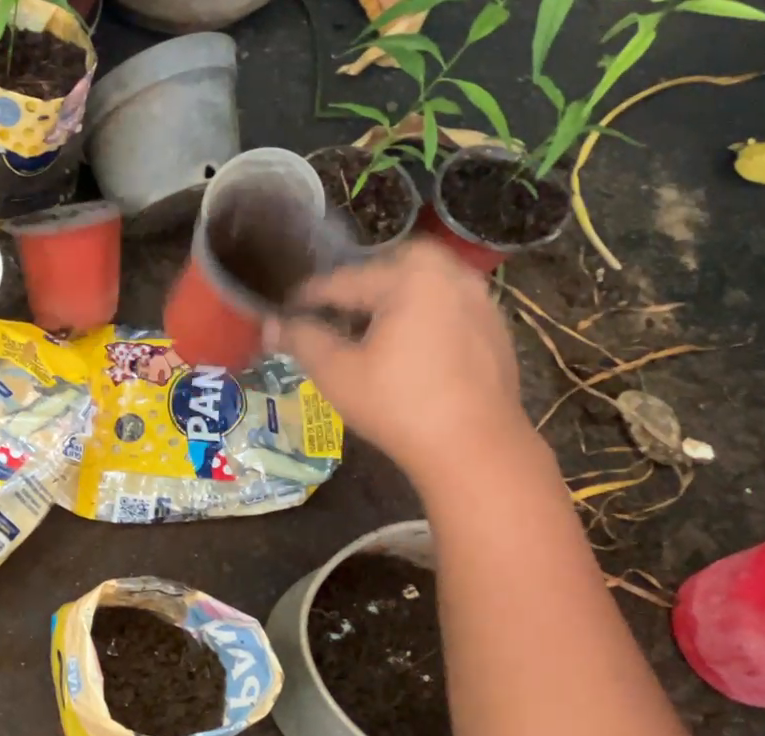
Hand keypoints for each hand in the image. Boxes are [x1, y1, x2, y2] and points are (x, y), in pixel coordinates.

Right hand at [264, 240, 536, 495]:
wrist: (473, 444)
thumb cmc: (396, 404)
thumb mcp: (336, 373)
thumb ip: (302, 341)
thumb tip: (271, 325)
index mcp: (411, 280)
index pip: (344, 280)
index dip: (307, 297)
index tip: (282, 311)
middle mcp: (451, 278)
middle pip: (398, 263)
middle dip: (362, 280)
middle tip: (335, 309)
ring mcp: (479, 301)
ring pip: (427, 282)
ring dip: (394, 295)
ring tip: (367, 328)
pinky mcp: (493, 327)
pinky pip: (448, 304)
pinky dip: (421, 313)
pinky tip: (404, 347)